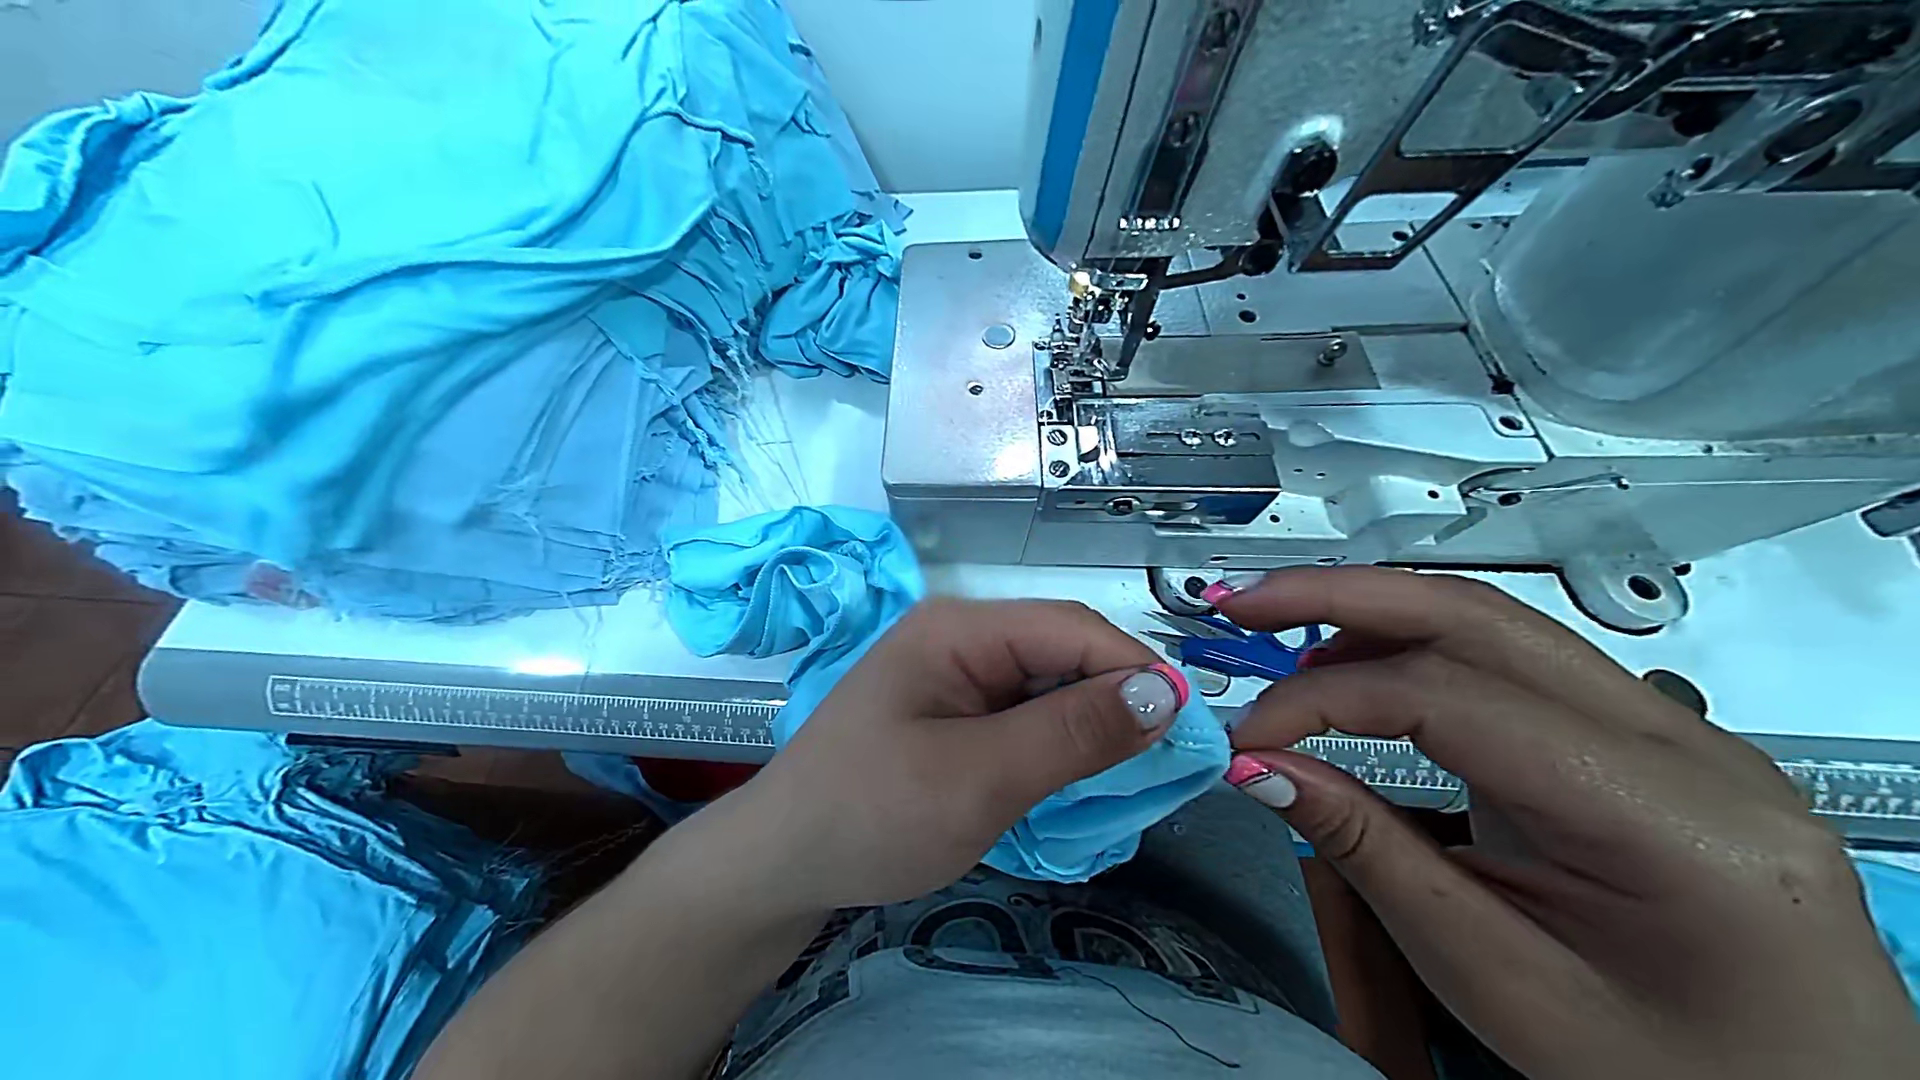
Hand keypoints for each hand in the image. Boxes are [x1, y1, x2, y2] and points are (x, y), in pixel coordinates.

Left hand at [737, 598, 1182, 908]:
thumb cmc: (870, 815)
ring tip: (1116, 776)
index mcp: (958, 628)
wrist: (780, 863)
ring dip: (1085, 723)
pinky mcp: (949, 707)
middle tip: (1152, 765)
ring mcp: (952, 672)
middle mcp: (958, 635)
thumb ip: (1072, 733)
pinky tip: (1066, 775)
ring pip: (1045, 683)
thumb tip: (1162, 695)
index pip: (1070, 627)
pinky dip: (1052, 740)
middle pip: (1060, 650)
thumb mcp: (979, 779)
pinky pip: (1019, 710)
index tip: (1182, 730)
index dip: (1133, 669)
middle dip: (1112, 698)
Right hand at [1215, 567, 1919, 1079]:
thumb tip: (1258, 767)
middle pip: (1476, 615)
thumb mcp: (1491, 974)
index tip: (1246, 736)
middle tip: (1241, 606)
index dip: (1322, 700)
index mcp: (1669, 820)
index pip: (1448, 698)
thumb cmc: (1658, 1073)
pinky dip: (1408, 644)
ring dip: (1368, 610)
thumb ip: (1364, 849)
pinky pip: (1505, 654)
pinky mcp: (1639, 731)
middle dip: (1337, 595)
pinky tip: (1354, 669)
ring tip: (1279, 632)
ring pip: (1489, 618)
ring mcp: (1671, 727)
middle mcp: (1687, 743)